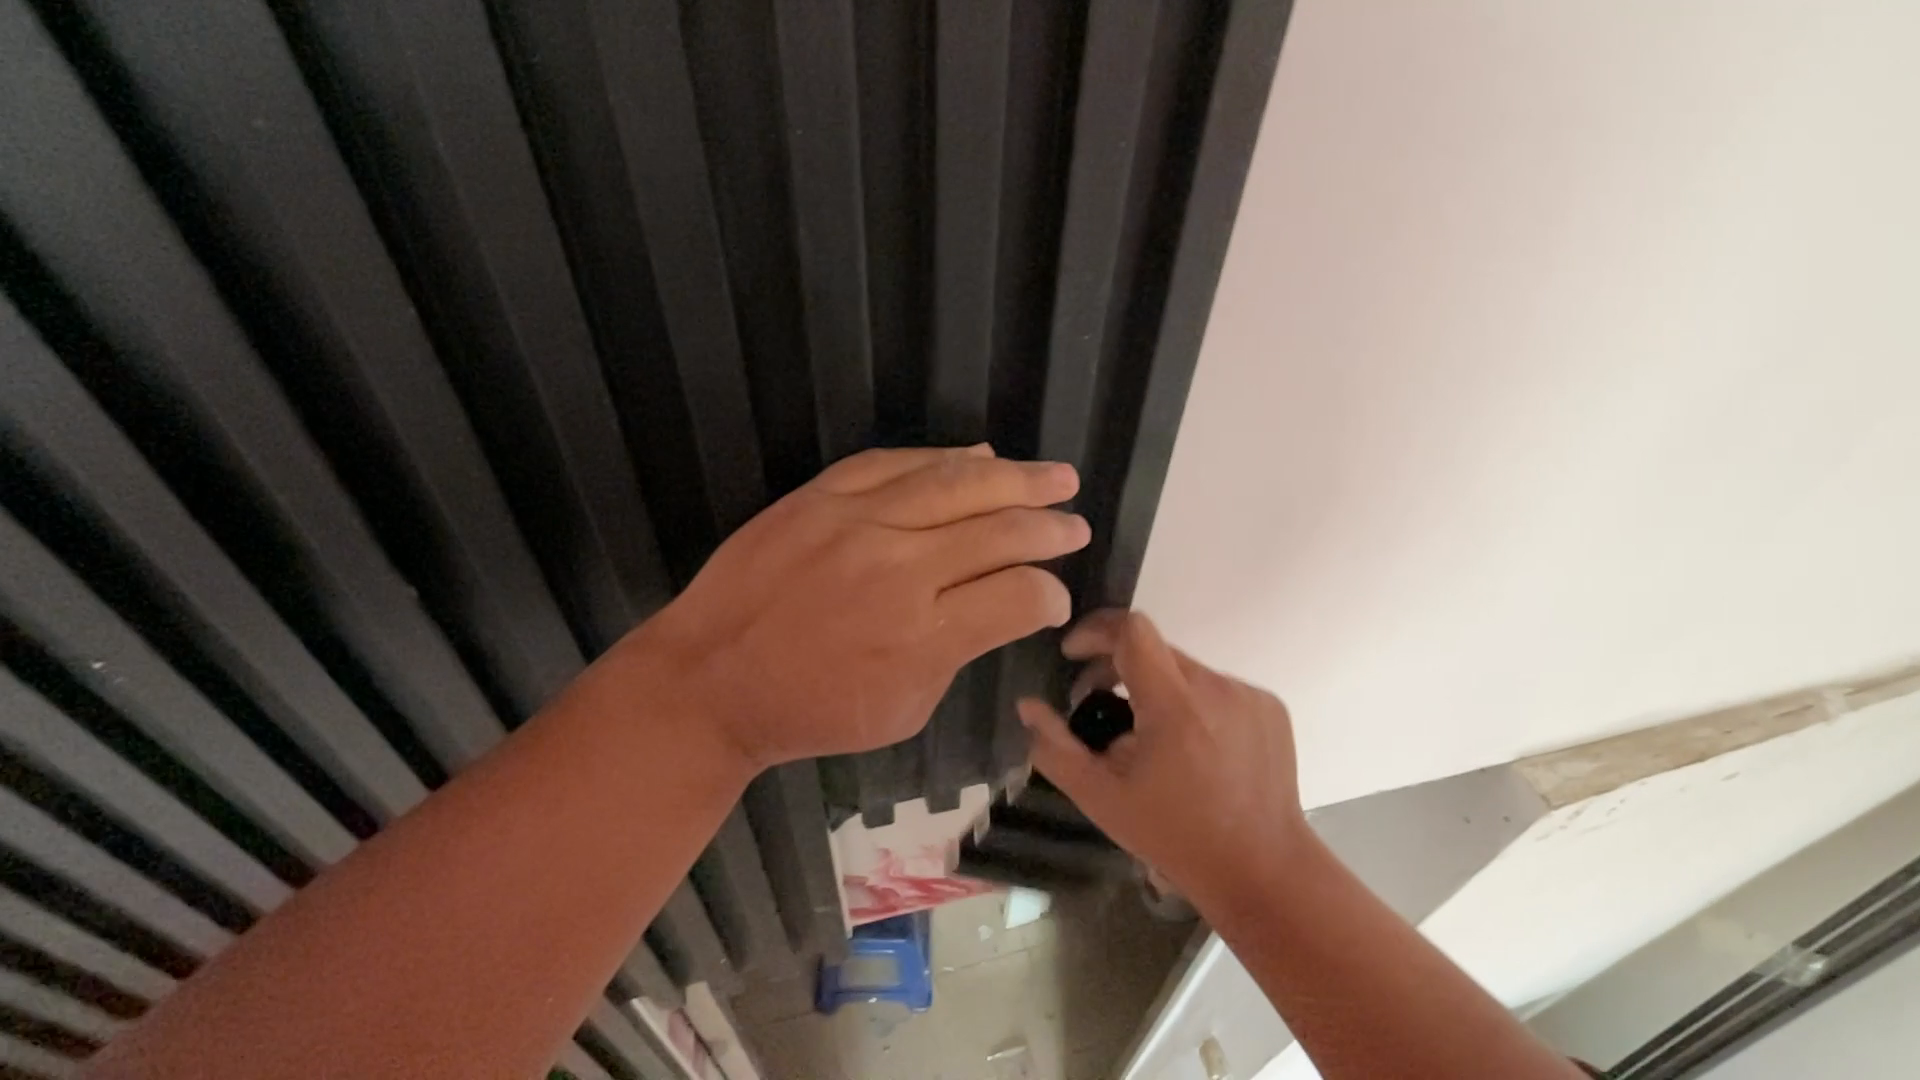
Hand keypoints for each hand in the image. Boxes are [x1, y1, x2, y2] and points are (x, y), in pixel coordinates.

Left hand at [622, 445, 1087, 770]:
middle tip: (1077, 522)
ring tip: (1058, 476)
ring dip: (1017, 478)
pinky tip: (980, 455)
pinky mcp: (820, 497)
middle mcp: (900, 569)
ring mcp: (857, 523)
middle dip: (1051, 526)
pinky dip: (944, 457)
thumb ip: (958, 654)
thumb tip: (997, 605)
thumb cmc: (811, 711)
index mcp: (923, 636)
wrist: (711, 679)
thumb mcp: (903, 710)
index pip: (1019, 595)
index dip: (1050, 595)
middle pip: (1000, 529)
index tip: (1053, 598)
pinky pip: (895, 463)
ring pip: (957, 483)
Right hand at [1020, 609, 1309, 905]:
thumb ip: (1056, 748)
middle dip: (1117, 666)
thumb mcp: (1101, 798)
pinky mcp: (1270, 708)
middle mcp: (1216, 687)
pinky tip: (1190, 749)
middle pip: (1155, 650)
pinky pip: (1217, 689)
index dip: (1095, 630)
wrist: (1263, 870)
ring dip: (1156, 688)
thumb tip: (1028, 706)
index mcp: (1174, 705)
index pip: (1132, 630)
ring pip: (1185, 670)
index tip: (1073, 653)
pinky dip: (1193, 705)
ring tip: (1145, 736)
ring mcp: (1249, 696)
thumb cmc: (1175, 836)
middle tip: (1095, 702)